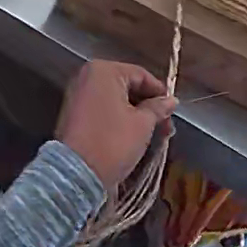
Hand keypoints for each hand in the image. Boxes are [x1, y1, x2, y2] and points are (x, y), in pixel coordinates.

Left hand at [55, 61, 176, 191]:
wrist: (76, 174)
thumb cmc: (113, 142)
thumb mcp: (142, 124)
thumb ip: (158, 108)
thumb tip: (171, 101)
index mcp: (104, 71)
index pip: (141, 75)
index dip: (160, 93)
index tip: (173, 112)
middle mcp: (87, 76)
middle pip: (127, 86)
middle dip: (148, 105)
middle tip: (165, 126)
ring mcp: (77, 95)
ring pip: (115, 99)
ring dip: (135, 113)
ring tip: (153, 133)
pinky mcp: (73, 113)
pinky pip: (102, 109)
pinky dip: (118, 118)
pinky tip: (132, 134)